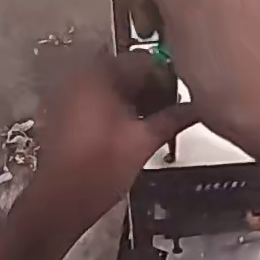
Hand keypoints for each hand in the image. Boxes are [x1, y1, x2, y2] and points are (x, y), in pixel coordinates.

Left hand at [18, 52, 194, 236]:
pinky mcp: (63, 112)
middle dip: (151, 86)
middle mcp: (79, 77)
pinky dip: (115, 106)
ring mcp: (68, 94)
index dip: (167, 76)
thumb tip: (198, 107)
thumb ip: (173, 118)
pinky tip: (131, 127)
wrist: (61, 199)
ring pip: (110, 84)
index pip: (142, 60)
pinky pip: (95, 98)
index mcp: (98, 76)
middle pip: (125, 69)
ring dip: (134, 97)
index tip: (183, 94)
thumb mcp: (144, 141)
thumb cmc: (100, 169)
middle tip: (172, 108)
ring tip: (155, 120)